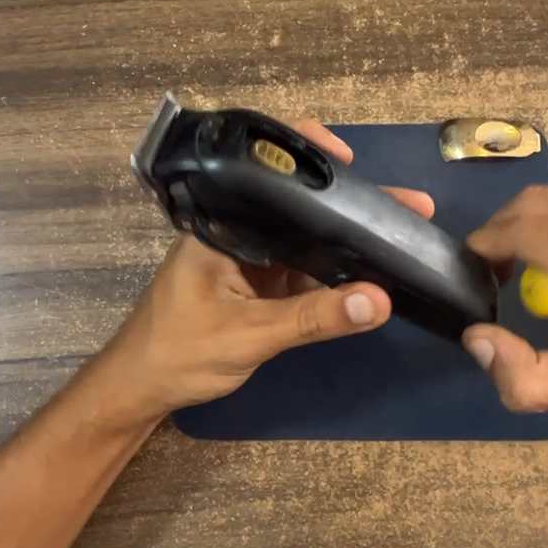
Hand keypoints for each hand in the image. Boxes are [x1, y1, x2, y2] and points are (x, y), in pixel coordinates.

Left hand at [81, 120, 435, 425]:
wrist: (142, 389)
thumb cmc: (178, 353)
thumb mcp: (248, 336)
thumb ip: (312, 318)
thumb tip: (378, 300)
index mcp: (220, 226)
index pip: (267, 175)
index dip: (308, 159)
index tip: (351, 159)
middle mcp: (236, 232)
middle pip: (297, 205)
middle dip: (347, 201)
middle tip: (404, 204)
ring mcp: (250, 258)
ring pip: (305, 237)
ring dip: (347, 235)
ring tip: (401, 228)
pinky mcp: (259, 284)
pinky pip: (303, 268)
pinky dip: (334, 268)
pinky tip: (371, 266)